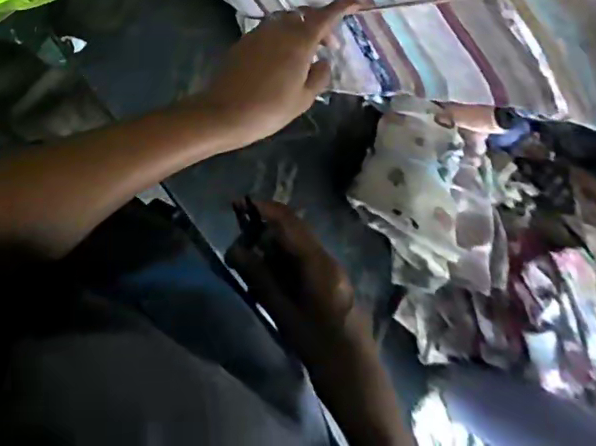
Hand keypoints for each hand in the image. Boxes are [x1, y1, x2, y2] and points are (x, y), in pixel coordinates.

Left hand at [186, 1, 356, 147]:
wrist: (225, 112)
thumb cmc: (270, 108)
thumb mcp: (304, 98)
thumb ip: (318, 76)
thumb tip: (322, 61)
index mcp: (298, 42)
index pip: (323, 16)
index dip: (341, 8)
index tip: (355, 4)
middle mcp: (277, 30)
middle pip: (302, 15)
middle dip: (318, 23)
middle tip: (327, 46)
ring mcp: (257, 33)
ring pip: (284, 21)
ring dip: (298, 30)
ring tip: (305, 54)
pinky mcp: (243, 41)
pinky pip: (268, 31)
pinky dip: (281, 36)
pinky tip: (282, 58)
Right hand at [227, 199, 365, 365]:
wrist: (361, 389)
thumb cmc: (321, 351)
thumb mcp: (285, 315)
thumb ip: (259, 278)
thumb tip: (233, 249)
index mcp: (319, 263)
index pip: (287, 220)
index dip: (261, 208)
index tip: (235, 206)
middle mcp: (329, 261)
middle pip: (293, 230)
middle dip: (264, 229)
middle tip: (238, 241)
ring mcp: (334, 275)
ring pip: (298, 247)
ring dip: (272, 248)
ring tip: (249, 265)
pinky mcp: (334, 288)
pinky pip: (305, 263)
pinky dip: (284, 263)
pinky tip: (269, 282)